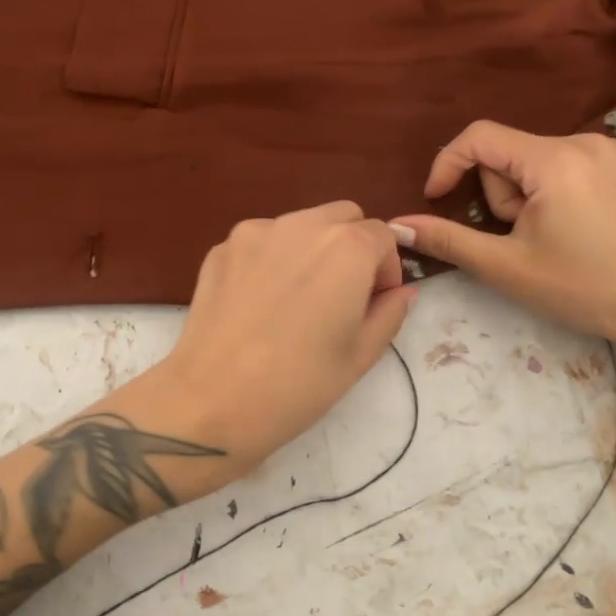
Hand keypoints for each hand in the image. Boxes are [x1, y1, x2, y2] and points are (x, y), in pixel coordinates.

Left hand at [157, 200, 415, 464]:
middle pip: (342, 217)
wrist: (214, 398)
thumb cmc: (300, 383)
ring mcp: (255, 232)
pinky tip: (260, 304)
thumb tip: (401, 291)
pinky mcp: (221, 248)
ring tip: (296, 300)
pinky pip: (261, 242)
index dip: (385, 269)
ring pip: (299, 225)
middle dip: (351, 247)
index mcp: (347, 247)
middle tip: (341, 296)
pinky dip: (271, 259)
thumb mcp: (360, 356)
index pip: (382, 236)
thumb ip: (389, 313)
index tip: (374, 303)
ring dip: (310, 249)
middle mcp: (302, 225)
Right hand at [391, 121, 615, 347]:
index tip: (437, 199)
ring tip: (552, 237)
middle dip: (503, 195)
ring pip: (539, 160)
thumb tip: (398, 225)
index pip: (480, 137)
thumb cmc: (581, 289)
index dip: (448, 164)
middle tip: (522, 239)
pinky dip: (559, 189)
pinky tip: (579, 225)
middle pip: (510, 153)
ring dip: (529, 195)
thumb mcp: (505, 267)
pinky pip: (572, 163)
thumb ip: (447, 239)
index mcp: (555, 160)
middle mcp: (587, 142)